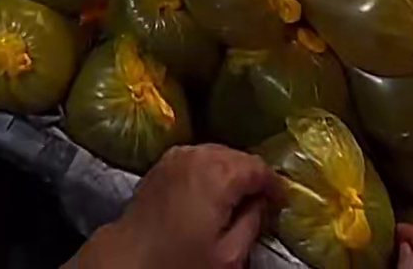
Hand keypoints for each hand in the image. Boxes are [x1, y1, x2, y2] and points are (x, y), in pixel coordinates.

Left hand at [72, 144, 283, 268]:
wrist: (130, 258)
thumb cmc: (181, 261)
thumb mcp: (227, 256)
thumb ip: (252, 223)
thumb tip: (262, 202)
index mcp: (220, 173)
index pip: (258, 167)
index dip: (274, 184)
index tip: (282, 202)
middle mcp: (200, 153)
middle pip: (238, 156)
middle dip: (253, 176)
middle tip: (263, 201)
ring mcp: (180, 154)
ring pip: (218, 153)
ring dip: (232, 170)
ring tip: (238, 197)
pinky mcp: (165, 160)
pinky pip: (198, 157)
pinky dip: (211, 168)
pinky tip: (211, 190)